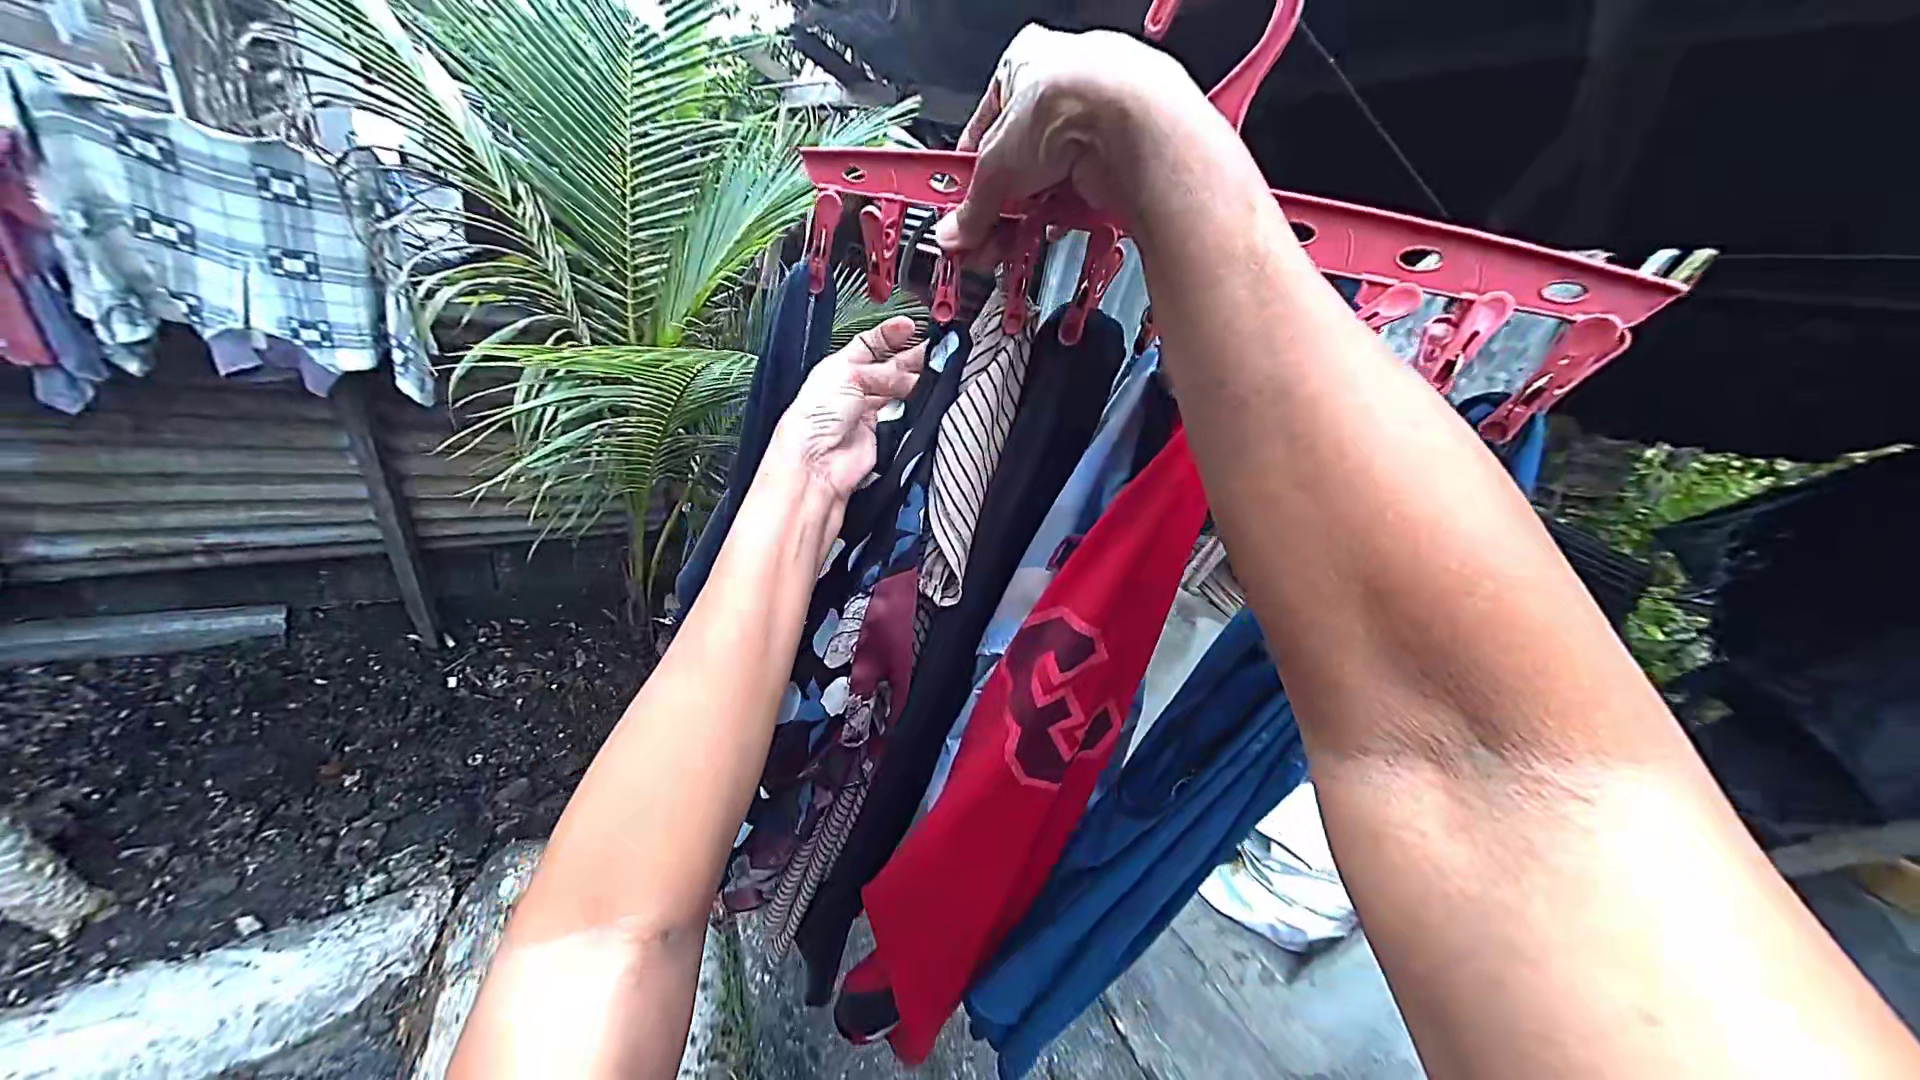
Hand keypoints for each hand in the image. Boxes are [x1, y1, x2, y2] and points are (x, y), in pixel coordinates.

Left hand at [768, 317, 924, 500]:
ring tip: (934, 371)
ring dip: (916, 382)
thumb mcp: (848, 374)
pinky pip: (904, 415)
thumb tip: (909, 371)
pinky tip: (924, 397)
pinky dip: (915, 407)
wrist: (818, 460)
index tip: (911, 328)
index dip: (891, 335)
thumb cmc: (815, 416)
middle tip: (934, 350)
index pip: (871, 344)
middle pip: (890, 367)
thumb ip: (882, 369)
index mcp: (840, 368)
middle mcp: (855, 388)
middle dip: (911, 357)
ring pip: (900, 390)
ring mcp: (869, 412)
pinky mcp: (882, 434)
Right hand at [932, 26, 1210, 255]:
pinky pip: (1072, 201)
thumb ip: (972, 208)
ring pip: (1041, 190)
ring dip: (1021, 223)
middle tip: (976, 241)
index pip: (978, 136)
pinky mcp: (1109, 165)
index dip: (963, 180)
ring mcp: (1085, 131)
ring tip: (1006, 244)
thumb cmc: (1069, 103)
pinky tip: (1044, 232)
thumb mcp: (996, 164)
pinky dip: (1056, 222)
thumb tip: (953, 232)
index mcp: (1021, 66)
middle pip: (1012, 170)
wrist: (1130, 124)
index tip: (952, 213)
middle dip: (992, 212)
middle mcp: (1056, 94)